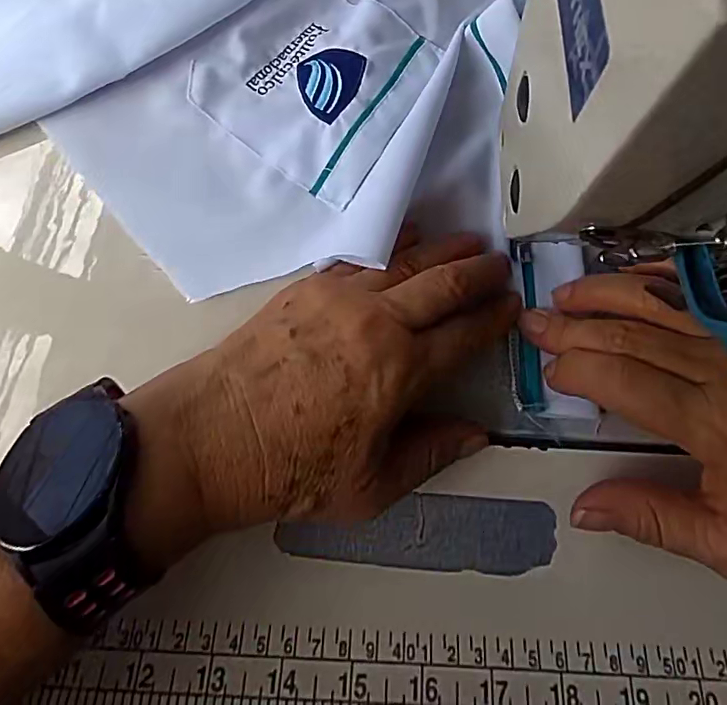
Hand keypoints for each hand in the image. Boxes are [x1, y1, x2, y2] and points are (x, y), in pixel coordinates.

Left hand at [122, 229, 519, 567]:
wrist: (214, 433)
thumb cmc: (292, 469)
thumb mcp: (371, 486)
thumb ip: (430, 454)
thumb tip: (476, 432)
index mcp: (400, 371)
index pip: (464, 335)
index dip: (493, 319)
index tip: (512, 306)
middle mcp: (375, 322)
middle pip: (440, 285)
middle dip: (476, 272)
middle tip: (499, 263)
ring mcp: (337, 297)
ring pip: (402, 262)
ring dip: (439, 250)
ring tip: (466, 242)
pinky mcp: (305, 287)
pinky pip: (359, 258)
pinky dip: (390, 246)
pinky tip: (405, 240)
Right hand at [518, 270, 726, 615]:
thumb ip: (653, 521)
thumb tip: (582, 508)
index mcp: (719, 430)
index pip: (625, 381)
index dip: (578, 369)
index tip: (552, 373)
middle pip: (630, 336)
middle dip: (571, 327)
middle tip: (532, 324)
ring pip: (658, 305)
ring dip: (602, 295)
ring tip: (563, 296)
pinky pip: (700, 296)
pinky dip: (658, 278)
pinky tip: (626, 276)